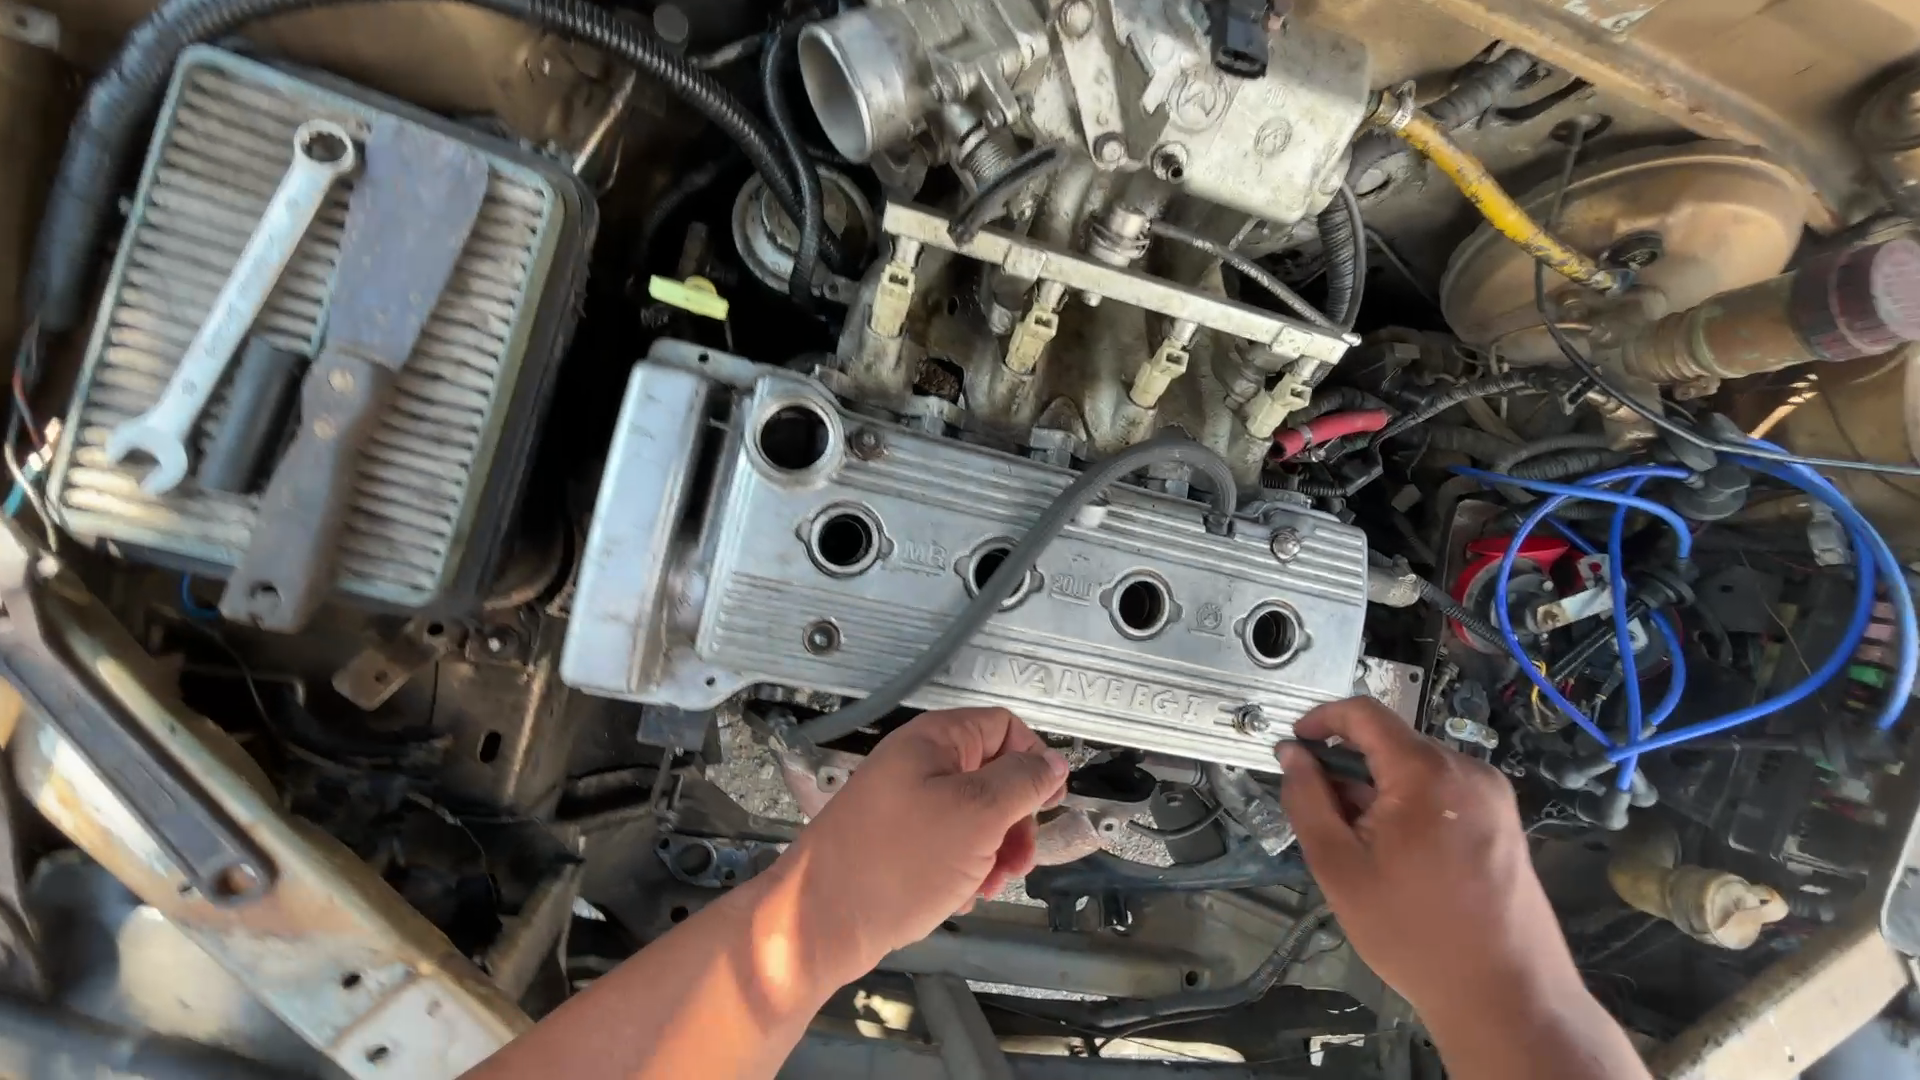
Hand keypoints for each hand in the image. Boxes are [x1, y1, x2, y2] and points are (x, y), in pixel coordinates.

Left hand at [780, 708, 1067, 979]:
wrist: (820, 921)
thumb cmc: (898, 859)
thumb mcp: (976, 814)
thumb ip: (1022, 782)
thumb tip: (1052, 760)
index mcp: (937, 739)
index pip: (1005, 727)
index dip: (1034, 760)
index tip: (1050, 803)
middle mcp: (921, 762)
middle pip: (993, 774)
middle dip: (1015, 818)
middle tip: (1019, 859)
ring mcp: (908, 802)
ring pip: (975, 815)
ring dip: (994, 850)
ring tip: (988, 883)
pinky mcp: (899, 839)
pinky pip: (949, 843)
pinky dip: (965, 867)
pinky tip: (961, 895)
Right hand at [1276, 697, 1584, 1021]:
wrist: (1509, 999)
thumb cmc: (1413, 931)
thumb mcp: (1337, 864)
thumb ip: (1306, 798)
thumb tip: (1292, 754)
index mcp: (1425, 773)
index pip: (1364, 713)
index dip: (1321, 719)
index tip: (1295, 744)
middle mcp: (1467, 771)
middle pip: (1389, 742)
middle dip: (1348, 764)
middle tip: (1322, 810)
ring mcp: (1493, 796)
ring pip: (1413, 766)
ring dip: (1376, 786)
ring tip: (1360, 840)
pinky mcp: (1504, 820)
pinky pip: (1441, 788)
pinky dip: (1407, 802)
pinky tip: (1397, 850)